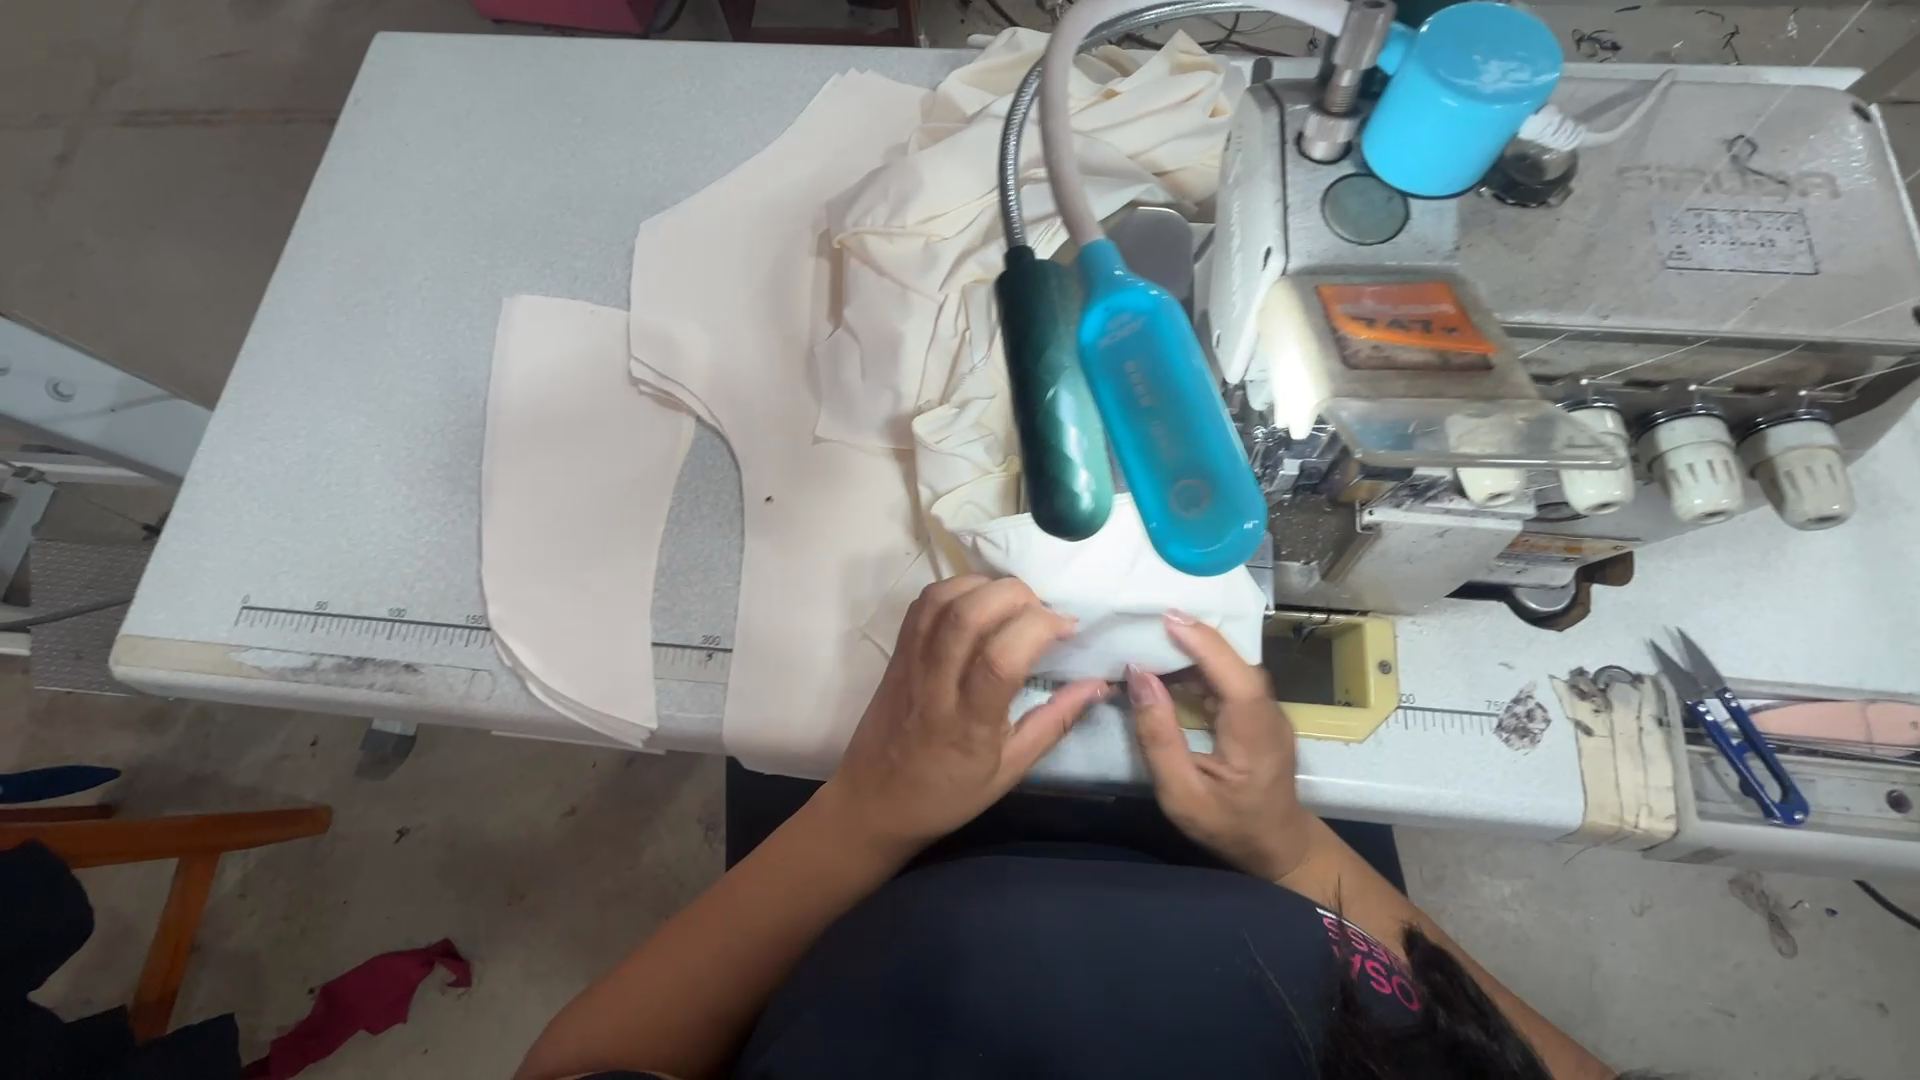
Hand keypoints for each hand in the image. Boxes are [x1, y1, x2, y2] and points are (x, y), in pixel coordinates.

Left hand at [823, 576, 1108, 854]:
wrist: (874, 801)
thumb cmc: (947, 793)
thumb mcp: (1010, 771)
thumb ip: (1055, 722)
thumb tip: (1098, 684)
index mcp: (968, 723)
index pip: (1001, 659)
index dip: (1040, 627)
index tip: (1068, 628)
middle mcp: (935, 685)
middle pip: (968, 615)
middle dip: (1016, 595)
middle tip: (1042, 611)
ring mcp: (910, 663)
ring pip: (942, 600)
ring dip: (986, 585)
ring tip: (1013, 602)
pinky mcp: (896, 652)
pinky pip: (923, 605)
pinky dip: (956, 589)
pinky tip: (980, 602)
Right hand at [1128, 613, 1316, 880]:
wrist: (1276, 847)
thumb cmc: (1227, 825)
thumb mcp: (1180, 792)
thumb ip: (1158, 735)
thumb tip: (1139, 676)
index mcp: (1255, 737)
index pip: (1236, 677)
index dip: (1204, 644)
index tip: (1167, 619)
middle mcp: (1270, 715)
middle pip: (1236, 664)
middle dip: (1196, 638)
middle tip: (1152, 622)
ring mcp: (1269, 712)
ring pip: (1234, 668)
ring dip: (1197, 651)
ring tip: (1155, 639)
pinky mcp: (1259, 714)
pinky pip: (1231, 680)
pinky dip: (1201, 667)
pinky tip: (1173, 668)